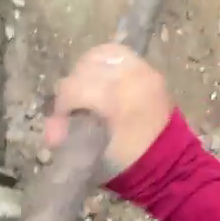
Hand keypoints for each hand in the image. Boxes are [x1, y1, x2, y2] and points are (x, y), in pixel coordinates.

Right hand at [46, 45, 173, 176]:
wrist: (169, 165)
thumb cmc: (128, 165)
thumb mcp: (92, 157)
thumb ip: (67, 139)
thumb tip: (50, 133)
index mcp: (117, 100)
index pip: (74, 89)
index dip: (61, 106)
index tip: (60, 124)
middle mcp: (131, 78)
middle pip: (85, 69)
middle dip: (72, 88)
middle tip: (71, 109)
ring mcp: (143, 70)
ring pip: (101, 55)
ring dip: (86, 72)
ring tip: (84, 93)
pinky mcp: (149, 70)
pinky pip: (118, 55)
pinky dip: (104, 65)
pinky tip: (98, 81)